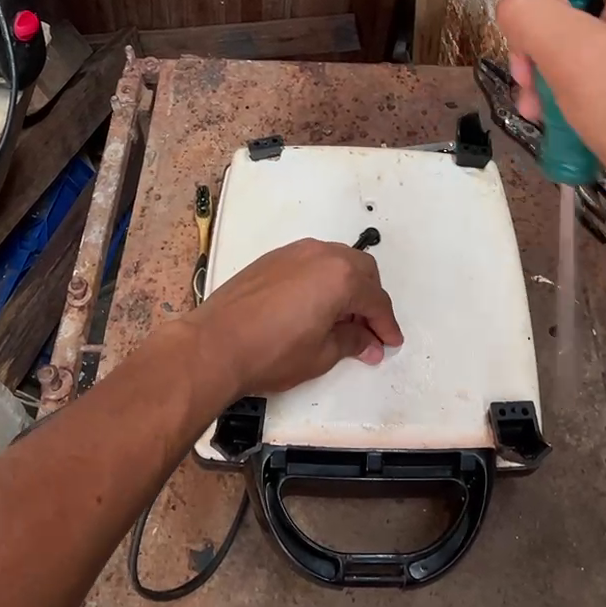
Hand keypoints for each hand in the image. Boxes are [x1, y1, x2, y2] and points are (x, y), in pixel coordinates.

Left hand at [184, 238, 404, 396]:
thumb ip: (352, 341)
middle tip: (369, 331)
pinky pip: (311, 262)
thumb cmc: (272, 352)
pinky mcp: (273, 258)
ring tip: (342, 319)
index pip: (376, 299)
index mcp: (340, 276)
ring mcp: (295, 252)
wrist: (215, 344)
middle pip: (362, 271)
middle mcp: (321, 254)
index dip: (386, 324)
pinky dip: (323, 279)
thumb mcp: (321, 354)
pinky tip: (315, 305)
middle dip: (370, 299)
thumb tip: (369, 342)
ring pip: (336, 261)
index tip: (390, 342)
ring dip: (347, 286)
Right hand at [494, 0, 605, 229]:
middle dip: (533, 8)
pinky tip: (553, 113)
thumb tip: (515, 1)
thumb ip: (530, 13)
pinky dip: (563, 73)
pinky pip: (589, 46)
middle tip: (525, 57)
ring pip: (572, 11)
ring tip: (536, 97)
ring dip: (542, 51)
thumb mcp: (578, 61)